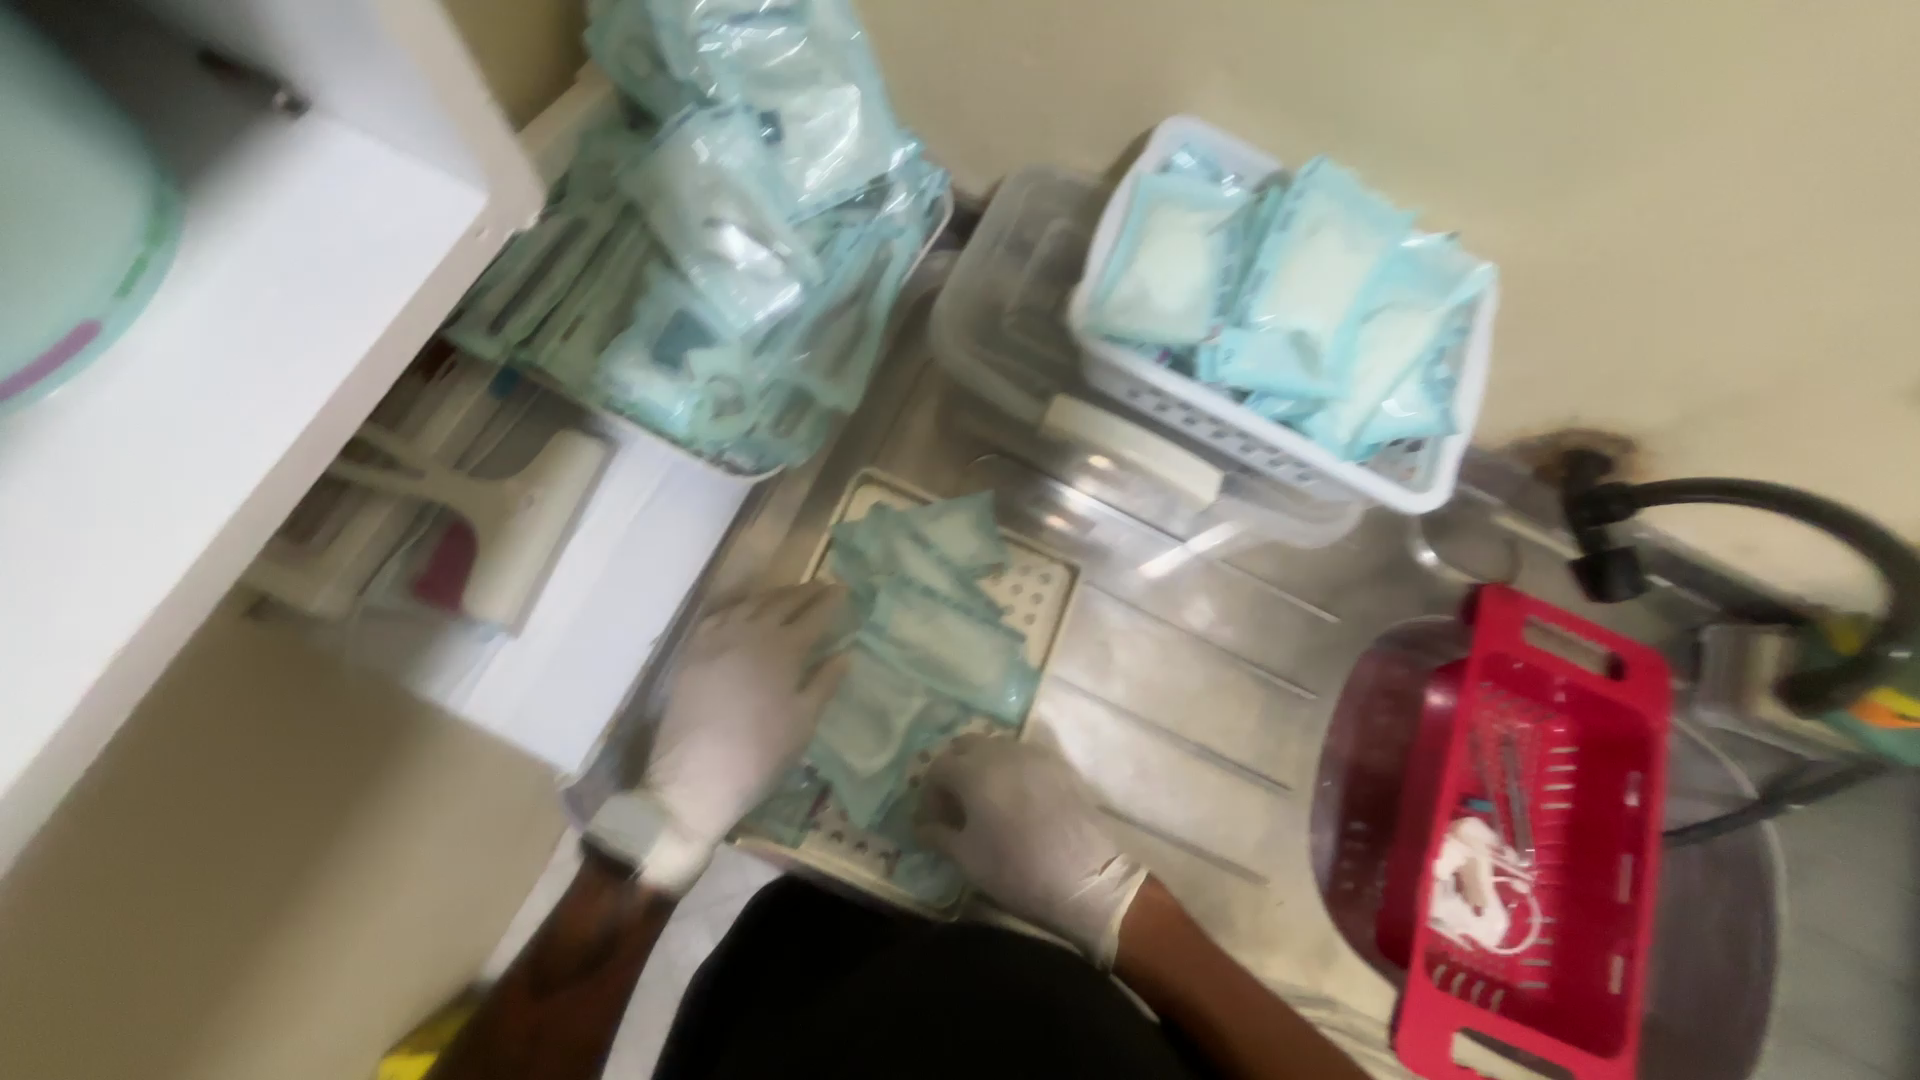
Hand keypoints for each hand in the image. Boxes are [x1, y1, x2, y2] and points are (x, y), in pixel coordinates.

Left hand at [641, 582, 850, 889]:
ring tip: (789, 594)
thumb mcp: (804, 722)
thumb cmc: (760, 753)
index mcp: (783, 650)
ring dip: (773, 595)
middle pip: (781, 602)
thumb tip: (845, 654)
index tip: (844, 591)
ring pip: (749, 604)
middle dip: (805, 592)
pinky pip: (718, 616)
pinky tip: (744, 610)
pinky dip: (738, 606)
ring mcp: (716, 639)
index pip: (813, 616)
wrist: (695, 776)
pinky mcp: (692, 652)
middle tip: (822, 586)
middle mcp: (749, 633)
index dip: (830, 602)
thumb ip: (825, 683)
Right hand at [917, 735, 1146, 966]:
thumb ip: (938, 835)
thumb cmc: (1017, 868)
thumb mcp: (967, 858)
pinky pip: (1023, 755)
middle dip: (954, 769)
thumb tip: (921, 826)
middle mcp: (1000, 751)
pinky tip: (1017, 799)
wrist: (1085, 876)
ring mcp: (1032, 753)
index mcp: (972, 771)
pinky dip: (1011, 768)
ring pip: (996, 746)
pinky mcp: (1058, 763)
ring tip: (987, 800)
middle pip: (965, 746)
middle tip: (957, 804)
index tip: (934, 820)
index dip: (930, 793)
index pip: (937, 767)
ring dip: (983, 766)